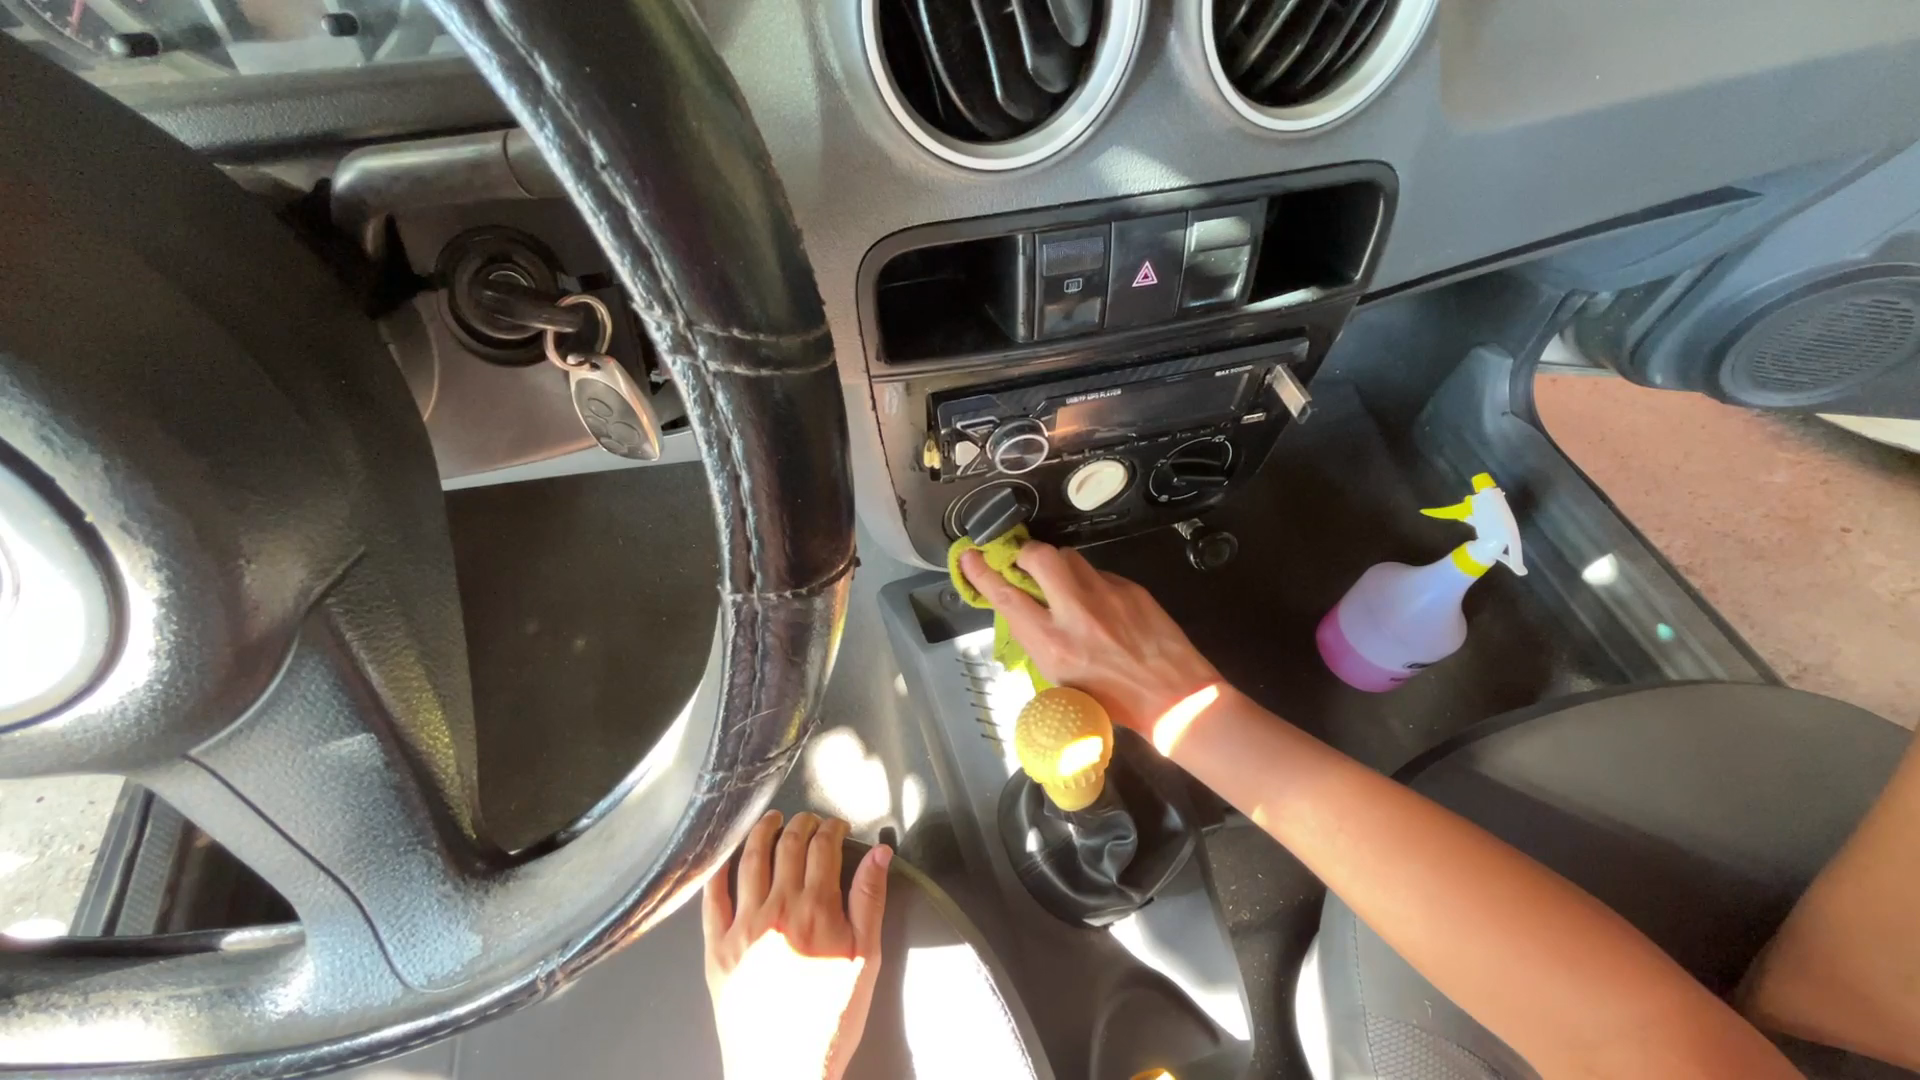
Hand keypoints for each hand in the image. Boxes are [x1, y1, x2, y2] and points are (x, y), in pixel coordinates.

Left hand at [703, 811, 891, 1079]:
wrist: (784, 1071)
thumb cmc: (831, 1019)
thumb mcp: (865, 959)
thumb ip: (870, 900)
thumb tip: (880, 852)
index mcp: (816, 907)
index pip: (823, 847)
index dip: (832, 827)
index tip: (838, 825)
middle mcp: (776, 907)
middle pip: (787, 845)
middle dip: (801, 823)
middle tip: (809, 819)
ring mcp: (741, 926)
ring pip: (749, 860)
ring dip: (762, 832)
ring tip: (771, 820)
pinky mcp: (715, 948)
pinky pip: (712, 898)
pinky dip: (718, 870)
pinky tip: (726, 856)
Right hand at [959, 542, 1221, 735]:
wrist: (1175, 698)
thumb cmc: (1113, 702)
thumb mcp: (1060, 681)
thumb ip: (1038, 640)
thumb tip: (1022, 608)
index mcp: (1053, 645)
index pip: (1007, 597)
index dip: (983, 573)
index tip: (969, 556)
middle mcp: (1076, 612)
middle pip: (1037, 556)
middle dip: (1023, 553)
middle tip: (1023, 563)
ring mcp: (1107, 594)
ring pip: (1069, 557)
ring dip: (1056, 565)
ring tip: (1061, 585)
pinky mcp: (1131, 587)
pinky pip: (1097, 572)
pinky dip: (1088, 581)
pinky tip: (1098, 603)